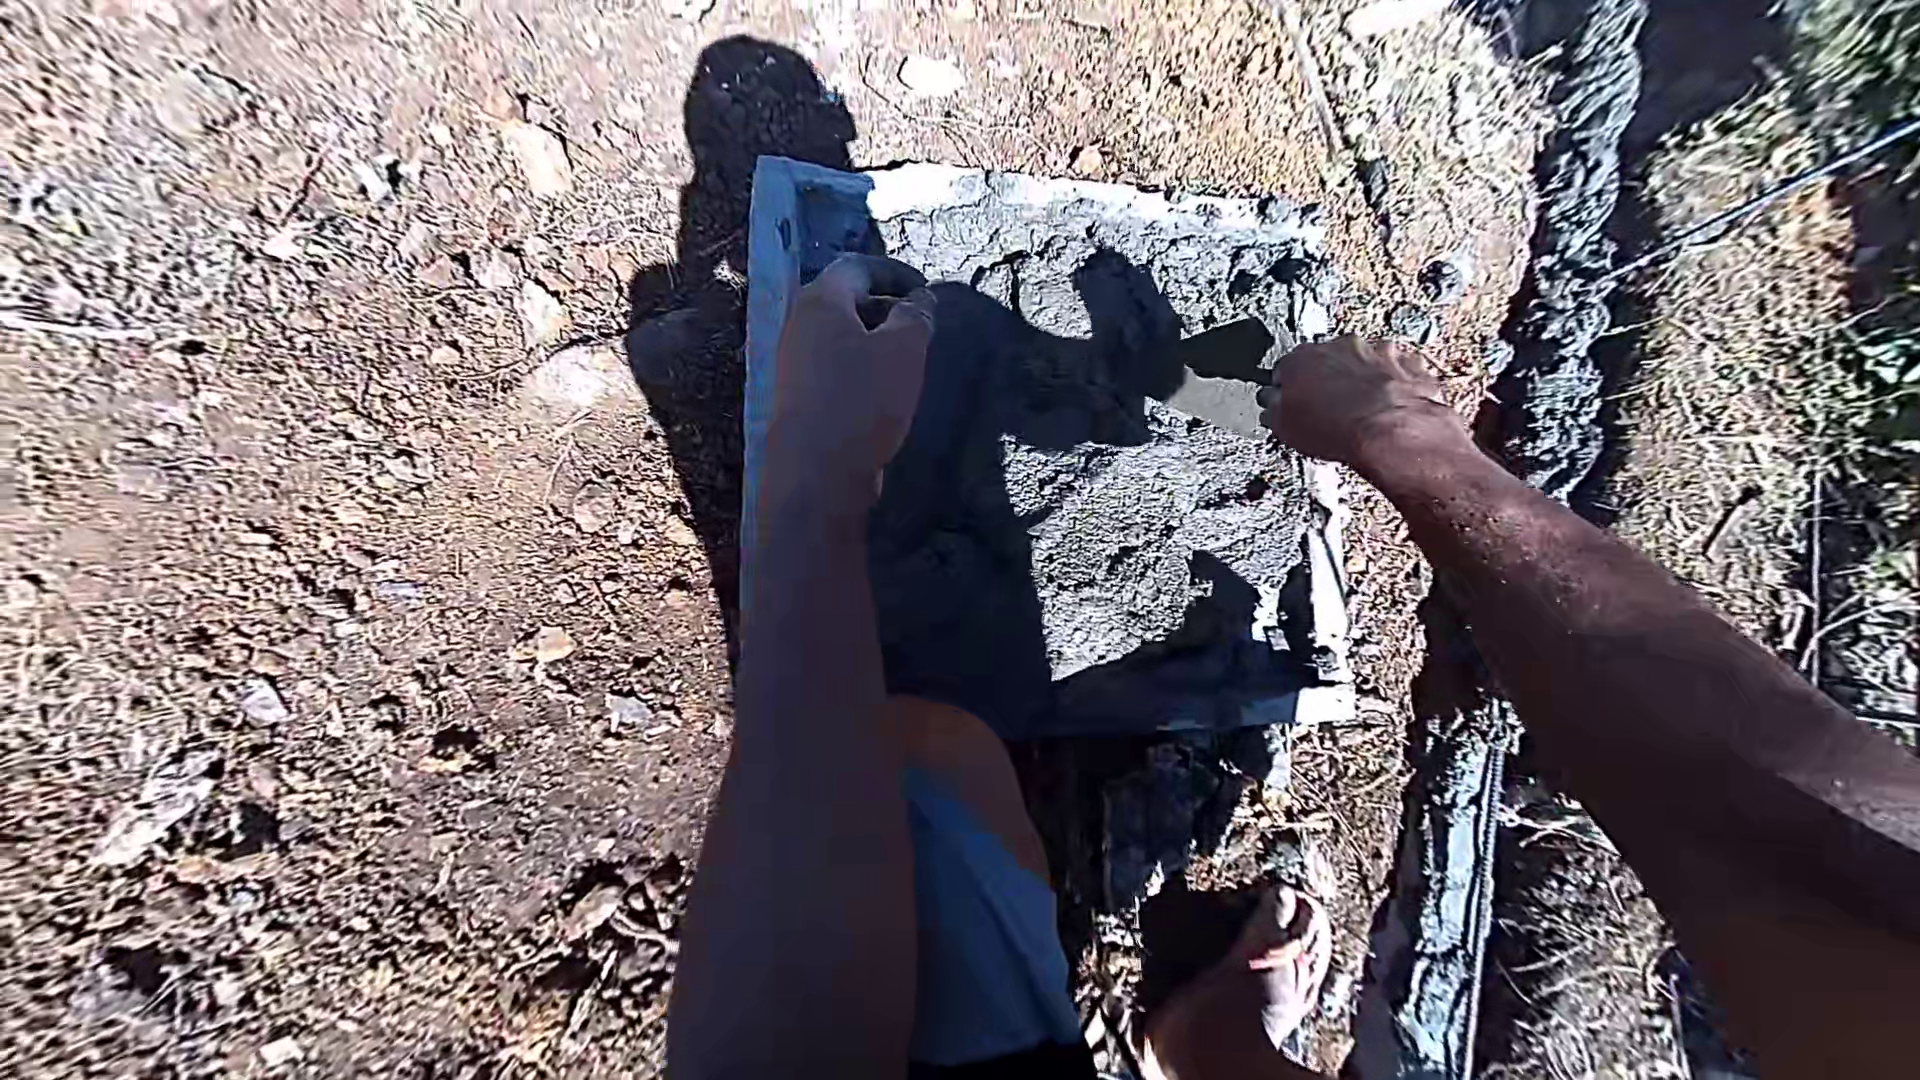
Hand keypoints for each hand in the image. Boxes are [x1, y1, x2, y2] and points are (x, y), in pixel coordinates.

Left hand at [766, 254, 935, 502]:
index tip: (926, 292)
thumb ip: (916, 316)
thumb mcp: (904, 349)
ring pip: (842, 338)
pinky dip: (862, 369)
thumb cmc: (863, 399)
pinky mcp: (799, 398)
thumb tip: (920, 300)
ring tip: (907, 361)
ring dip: (876, 342)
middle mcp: (799, 326)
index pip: (858, 267)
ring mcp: (794, 364)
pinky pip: (835, 369)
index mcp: (820, 301)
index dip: (896, 273)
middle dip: (887, 308)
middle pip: (847, 302)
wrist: (817, 469)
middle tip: (920, 327)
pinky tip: (883, 392)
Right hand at [1258, 335, 1461, 468]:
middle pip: (1325, 360)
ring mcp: (1377, 351)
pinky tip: (1383, 409)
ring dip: (1358, 379)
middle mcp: (1339, 346)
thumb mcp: (1283, 428)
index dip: (1287, 389)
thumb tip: (1272, 406)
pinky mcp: (1408, 362)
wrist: (1390, 432)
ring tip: (1357, 412)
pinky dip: (1388, 384)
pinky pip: (1394, 370)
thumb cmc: (1335, 428)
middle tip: (1325, 410)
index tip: (1291, 404)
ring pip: (1361, 362)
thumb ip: (1273, 409)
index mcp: (1300, 358)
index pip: (1285, 368)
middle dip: (1325, 380)